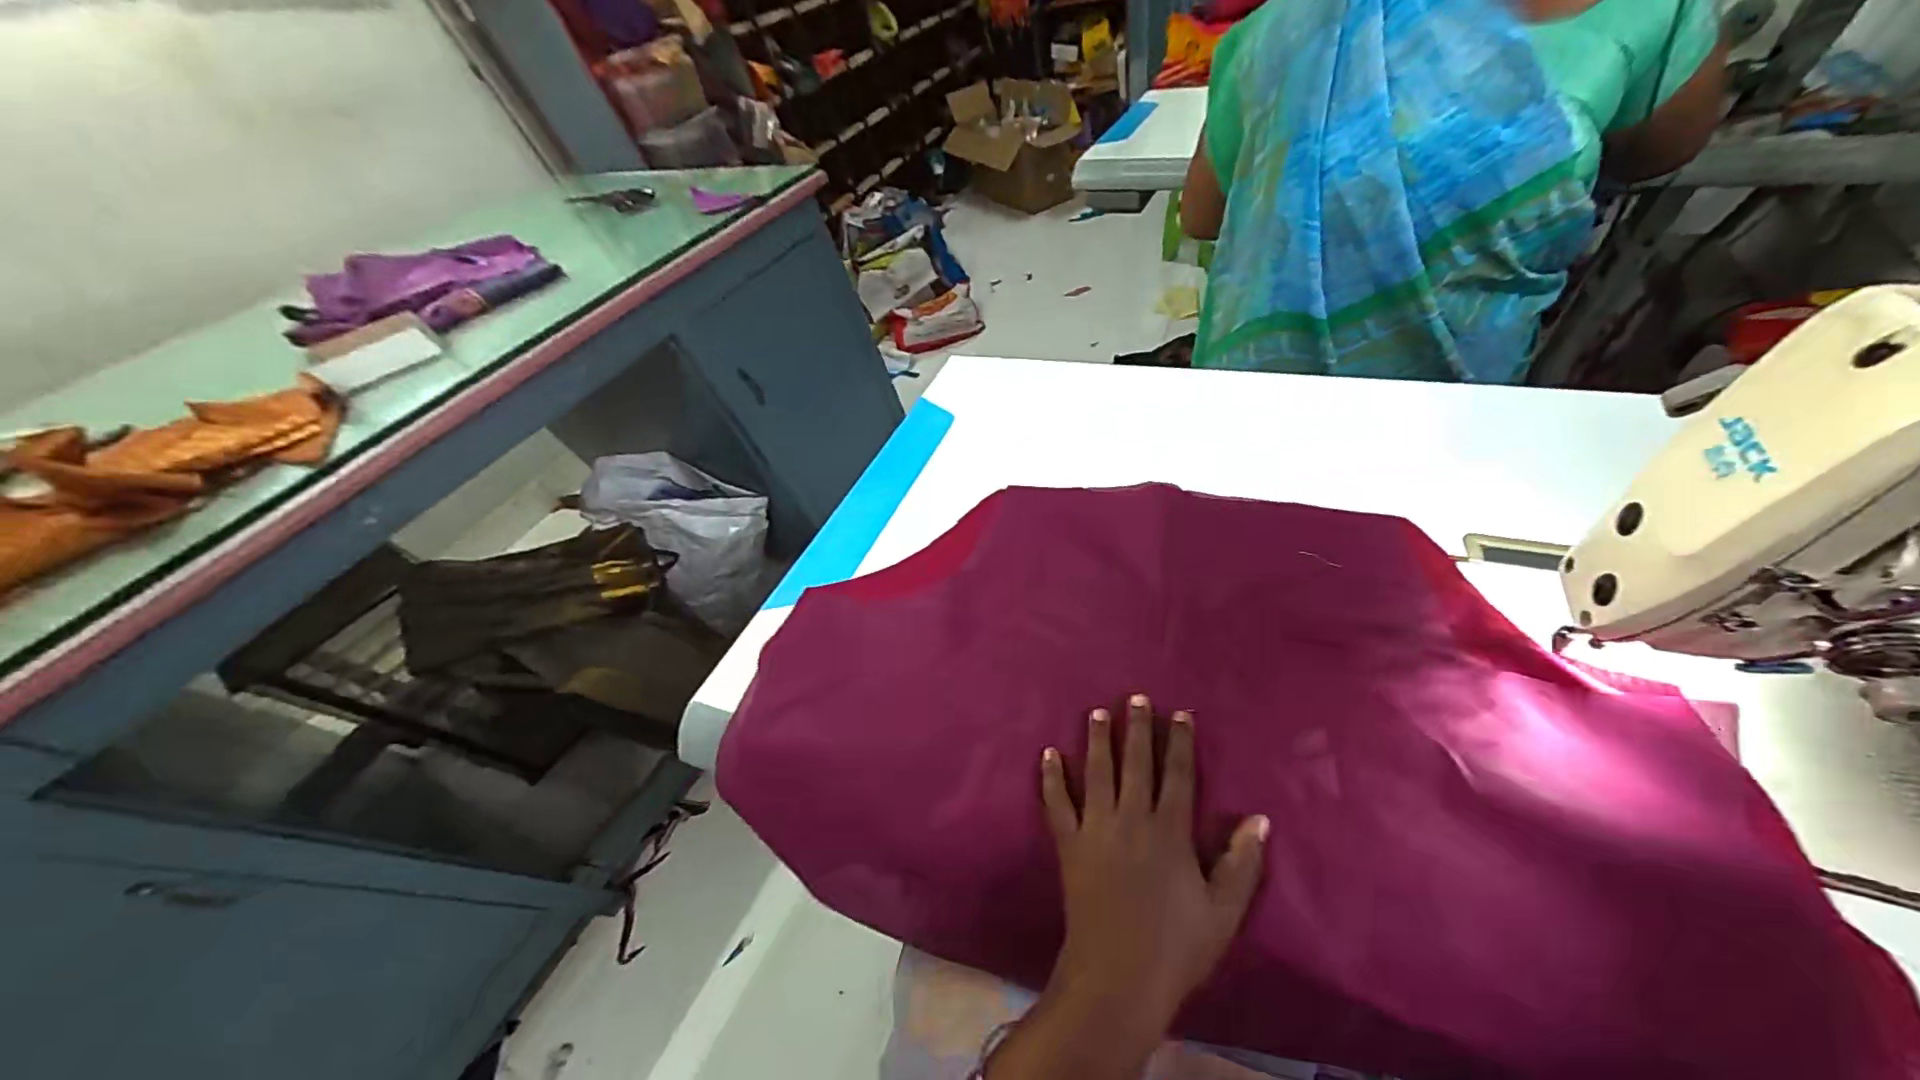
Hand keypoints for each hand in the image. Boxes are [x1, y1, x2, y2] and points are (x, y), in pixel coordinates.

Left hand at [1040, 694, 1269, 1027]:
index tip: (1179, 714)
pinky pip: (1057, 802)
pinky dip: (1052, 777)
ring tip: (1096, 711)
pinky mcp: (1068, 844)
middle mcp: (1132, 819)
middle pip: (1135, 763)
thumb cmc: (1176, 945)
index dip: (1180, 742)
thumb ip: (1242, 863)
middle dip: (1137, 727)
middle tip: (1135, 697)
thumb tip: (1259, 818)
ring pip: (1097, 772)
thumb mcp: (1223, 911)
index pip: (1178, 775)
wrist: (1117, 976)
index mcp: (1171, 831)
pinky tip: (1048, 753)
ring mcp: (1096, 828)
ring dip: (1097, 740)